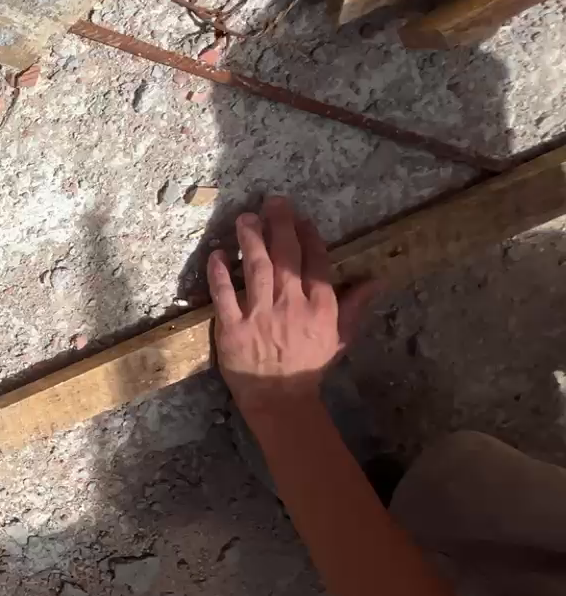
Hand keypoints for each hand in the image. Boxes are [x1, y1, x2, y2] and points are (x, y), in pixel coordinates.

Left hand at [205, 196, 376, 414]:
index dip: (308, 237)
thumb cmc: (309, 363)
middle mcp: (291, 305)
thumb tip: (378, 278)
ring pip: (256, 270)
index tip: (301, 216)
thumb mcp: (341, 335)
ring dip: (250, 242)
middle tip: (272, 202)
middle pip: (286, 259)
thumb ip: (355, 304)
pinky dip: (219, 274)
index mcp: (320, 305)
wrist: (279, 393)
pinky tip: (216, 254)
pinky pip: (224, 295)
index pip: (316, 263)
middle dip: (280, 228)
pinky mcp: (232, 325)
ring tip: (244, 219)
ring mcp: (260, 314)